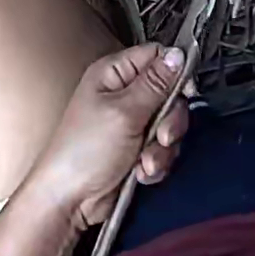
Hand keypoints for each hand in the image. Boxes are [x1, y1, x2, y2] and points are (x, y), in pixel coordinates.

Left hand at [18, 44, 191, 231]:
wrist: (69, 201)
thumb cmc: (84, 151)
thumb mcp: (124, 112)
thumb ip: (155, 84)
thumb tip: (178, 54)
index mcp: (113, 73)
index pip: (156, 56)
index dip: (175, 72)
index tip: (185, 92)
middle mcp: (123, 92)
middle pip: (169, 91)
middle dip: (170, 119)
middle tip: (160, 136)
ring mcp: (130, 120)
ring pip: (168, 123)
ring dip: (162, 147)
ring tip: (145, 162)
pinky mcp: (136, 146)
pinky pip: (162, 147)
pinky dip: (156, 162)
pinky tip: (141, 172)